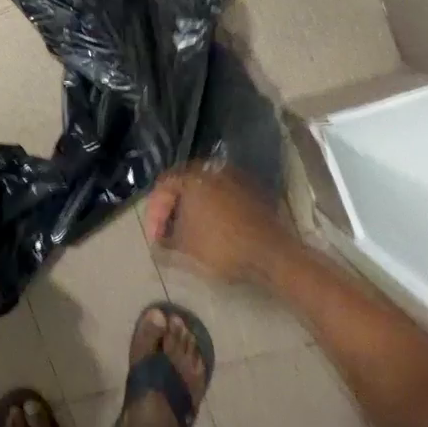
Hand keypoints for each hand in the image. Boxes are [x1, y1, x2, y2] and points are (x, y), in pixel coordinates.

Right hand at [140, 161, 293, 283]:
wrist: (273, 256)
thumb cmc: (222, 246)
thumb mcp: (184, 246)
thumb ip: (165, 237)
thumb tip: (160, 239)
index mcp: (192, 176)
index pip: (162, 187)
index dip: (154, 213)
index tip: (155, 237)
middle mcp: (213, 170)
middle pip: (184, 185)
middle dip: (173, 209)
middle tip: (167, 231)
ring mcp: (237, 179)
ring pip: (205, 191)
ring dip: (193, 209)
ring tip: (189, 232)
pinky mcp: (254, 193)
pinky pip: (224, 197)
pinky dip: (214, 211)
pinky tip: (212, 230)